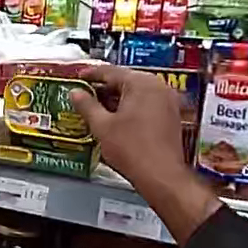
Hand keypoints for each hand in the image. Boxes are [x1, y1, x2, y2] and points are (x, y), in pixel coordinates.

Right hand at [70, 64, 222, 243]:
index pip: (111, 72)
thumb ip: (87, 105)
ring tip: (97, 108)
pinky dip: (130, 107)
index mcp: (141, 83)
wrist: (161, 176)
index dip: (91, 74)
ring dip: (117, 98)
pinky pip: (146, 103)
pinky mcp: (171, 115)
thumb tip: (76, 93)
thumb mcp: (102, 126)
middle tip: (85, 93)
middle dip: (104, 88)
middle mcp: (158, 87)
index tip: (79, 76)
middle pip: (125, 80)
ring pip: (136, 92)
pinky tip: (116, 118)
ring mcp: (167, 101)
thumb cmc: (133, 150)